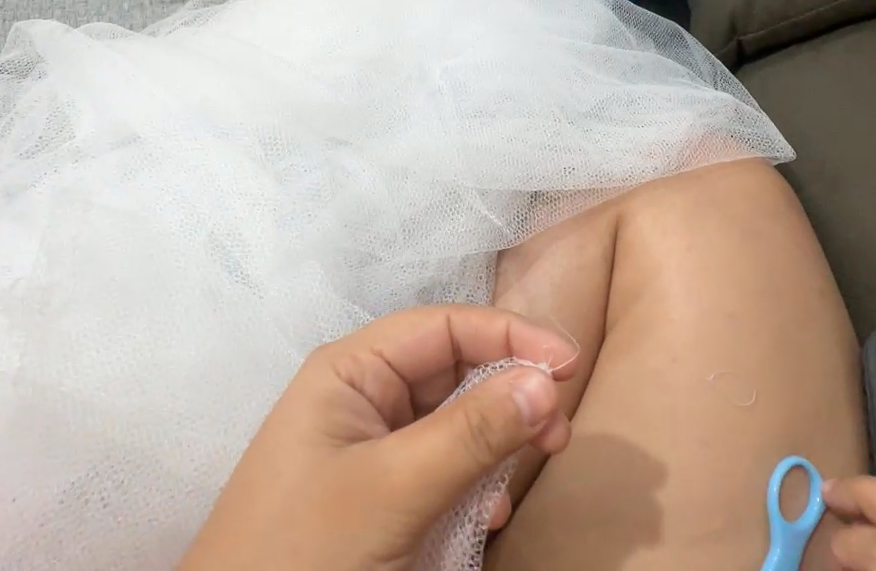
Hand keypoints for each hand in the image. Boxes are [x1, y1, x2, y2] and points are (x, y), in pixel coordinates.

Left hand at [179, 305, 577, 570]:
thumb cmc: (306, 550)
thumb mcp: (392, 490)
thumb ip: (470, 433)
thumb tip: (545, 380)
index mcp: (352, 370)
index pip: (443, 326)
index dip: (508, 333)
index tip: (569, 363)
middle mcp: (364, 395)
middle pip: (454, 369)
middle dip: (509, 391)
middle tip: (557, 432)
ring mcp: (374, 446)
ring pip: (455, 420)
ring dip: (498, 440)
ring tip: (531, 468)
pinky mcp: (383, 493)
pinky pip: (444, 467)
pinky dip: (476, 481)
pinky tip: (489, 513)